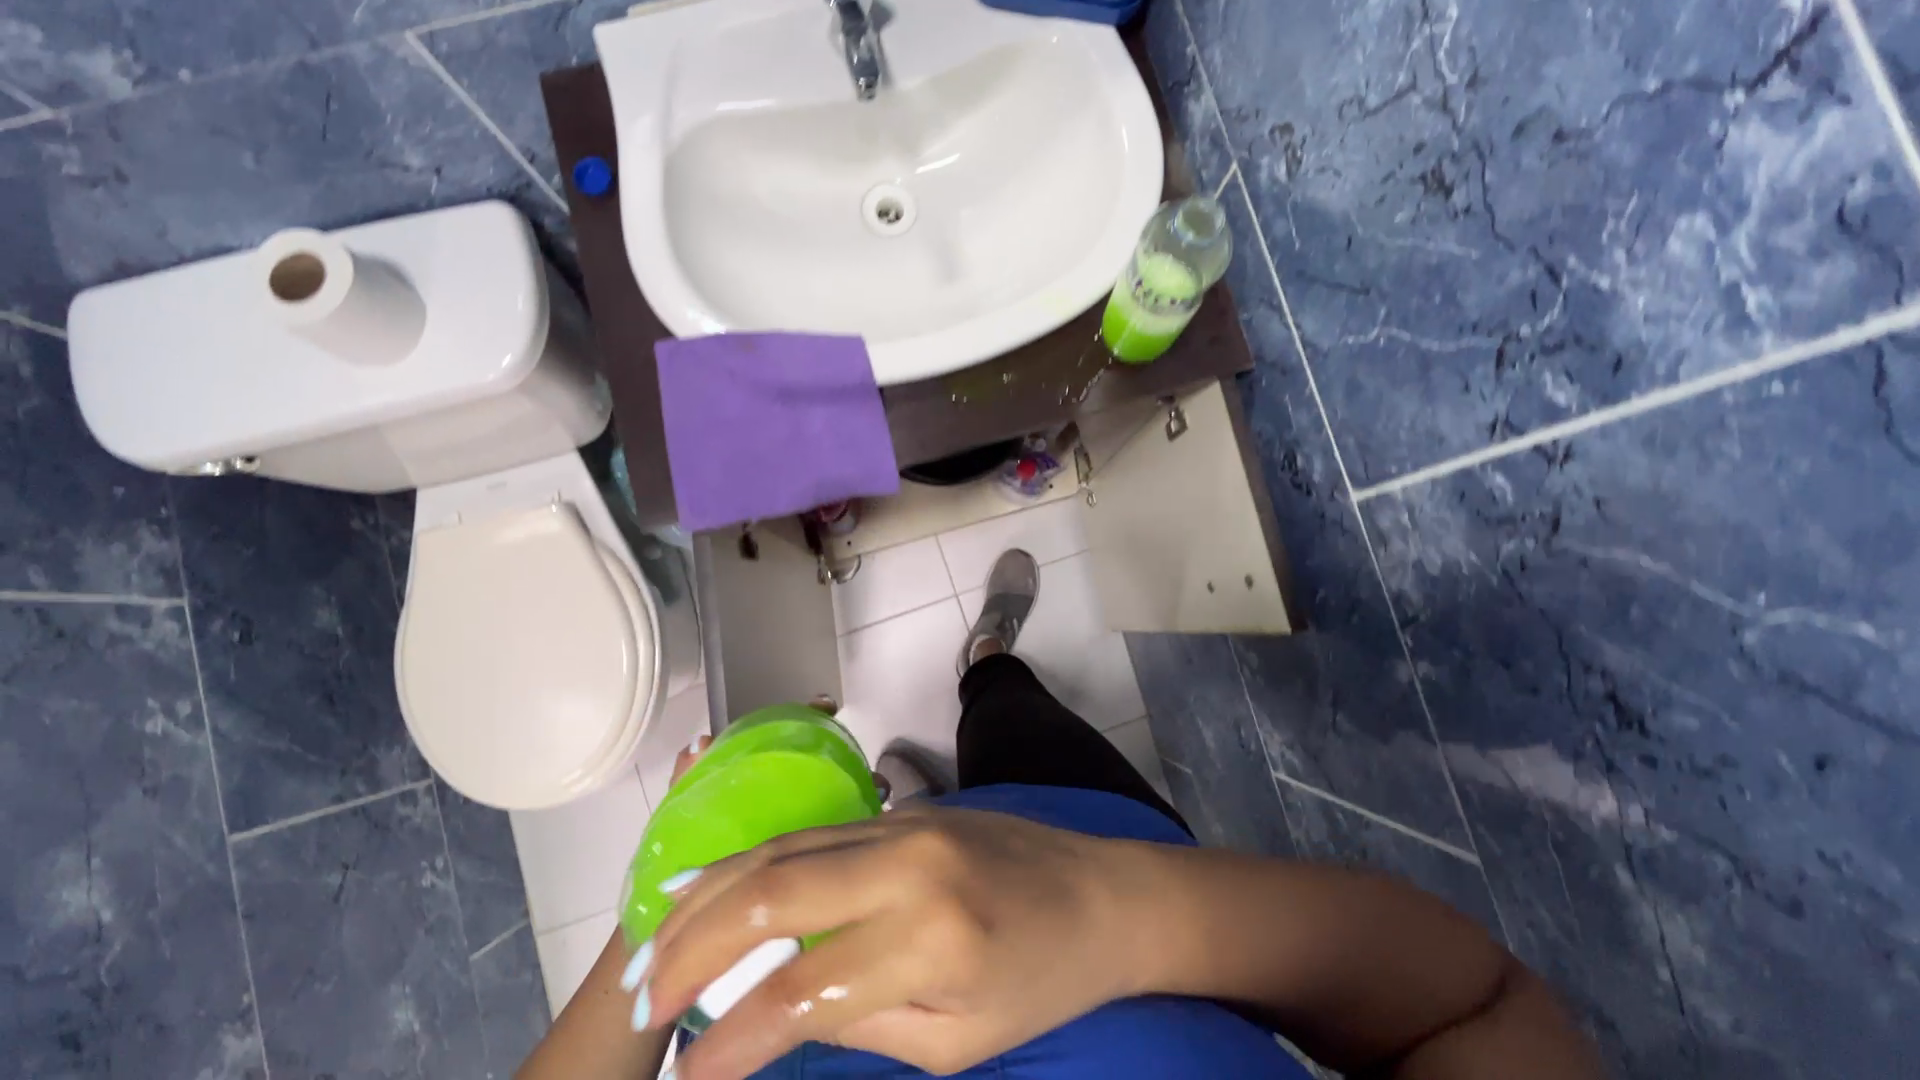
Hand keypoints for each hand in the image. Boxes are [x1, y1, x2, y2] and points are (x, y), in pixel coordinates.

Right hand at [635, 805, 1143, 1078]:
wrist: (1105, 894)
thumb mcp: (957, 1042)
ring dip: (705, 897)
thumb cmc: (1043, 983)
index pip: (801, 993)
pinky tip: (706, 884)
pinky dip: (748, 861)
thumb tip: (769, 1020)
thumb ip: (860, 1026)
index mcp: (932, 941)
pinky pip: (808, 832)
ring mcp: (903, 824)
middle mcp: (908, 866)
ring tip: (651, 949)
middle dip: (690, 950)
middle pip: (771, 896)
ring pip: (779, 850)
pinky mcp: (901, 808)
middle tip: (645, 1002)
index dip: (730, 1044)